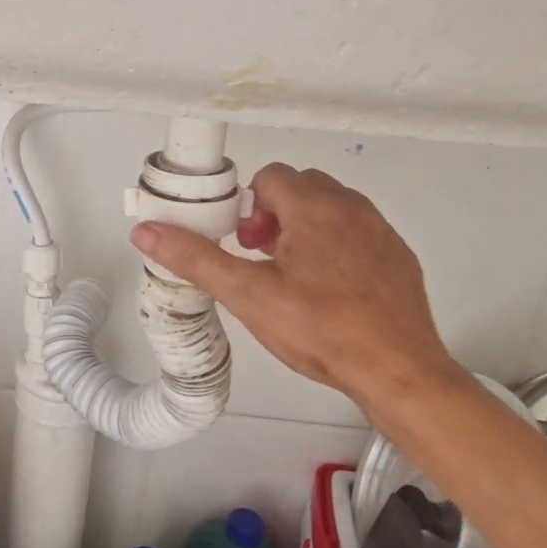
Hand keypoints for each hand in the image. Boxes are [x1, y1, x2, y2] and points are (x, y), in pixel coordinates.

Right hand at [130, 163, 465, 404]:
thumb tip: (147, 231)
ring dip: (305, 228)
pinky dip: (338, 248)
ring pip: (332, 209)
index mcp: (314, 208)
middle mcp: (352, 208)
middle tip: (263, 258)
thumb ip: (196, 258)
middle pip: (302, 188)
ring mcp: (381, 232)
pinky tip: (330, 292)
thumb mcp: (247, 295)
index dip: (248, 205)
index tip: (244, 242)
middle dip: (274, 214)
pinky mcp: (399, 258)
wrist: (398, 372)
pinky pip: (359, 234)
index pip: (270, 175)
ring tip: (293, 277)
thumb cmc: (321, 330)